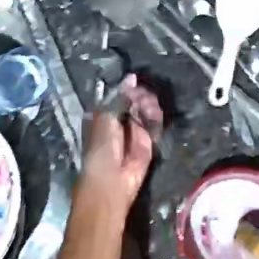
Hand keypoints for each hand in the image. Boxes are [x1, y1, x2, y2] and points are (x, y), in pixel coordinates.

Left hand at [78, 75, 162, 211]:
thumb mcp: (106, 118)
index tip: (135, 81)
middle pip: (134, 100)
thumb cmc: (102, 150)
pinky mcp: (148, 141)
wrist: (112, 182)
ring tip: (150, 107)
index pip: (119, 94)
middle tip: (145, 95)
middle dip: (140, 95)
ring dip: (149, 105)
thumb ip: (119, 97)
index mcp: (105, 113)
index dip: (127, 87)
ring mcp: (134, 130)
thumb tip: (132, 76)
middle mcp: (120, 119)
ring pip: (146, 110)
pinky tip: (155, 114)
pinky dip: (156, 118)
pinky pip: (154, 124)